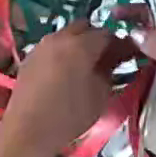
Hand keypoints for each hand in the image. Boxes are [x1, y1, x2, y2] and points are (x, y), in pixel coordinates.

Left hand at [0, 23, 135, 156]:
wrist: (28, 129)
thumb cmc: (70, 115)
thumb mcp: (100, 95)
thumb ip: (109, 70)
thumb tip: (114, 57)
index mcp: (80, 44)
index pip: (107, 34)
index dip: (119, 43)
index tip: (127, 55)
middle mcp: (59, 37)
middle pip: (84, 27)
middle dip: (97, 38)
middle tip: (106, 58)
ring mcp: (41, 45)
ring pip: (66, 35)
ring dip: (78, 43)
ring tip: (85, 65)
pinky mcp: (29, 56)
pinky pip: (52, 46)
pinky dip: (62, 51)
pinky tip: (65, 71)